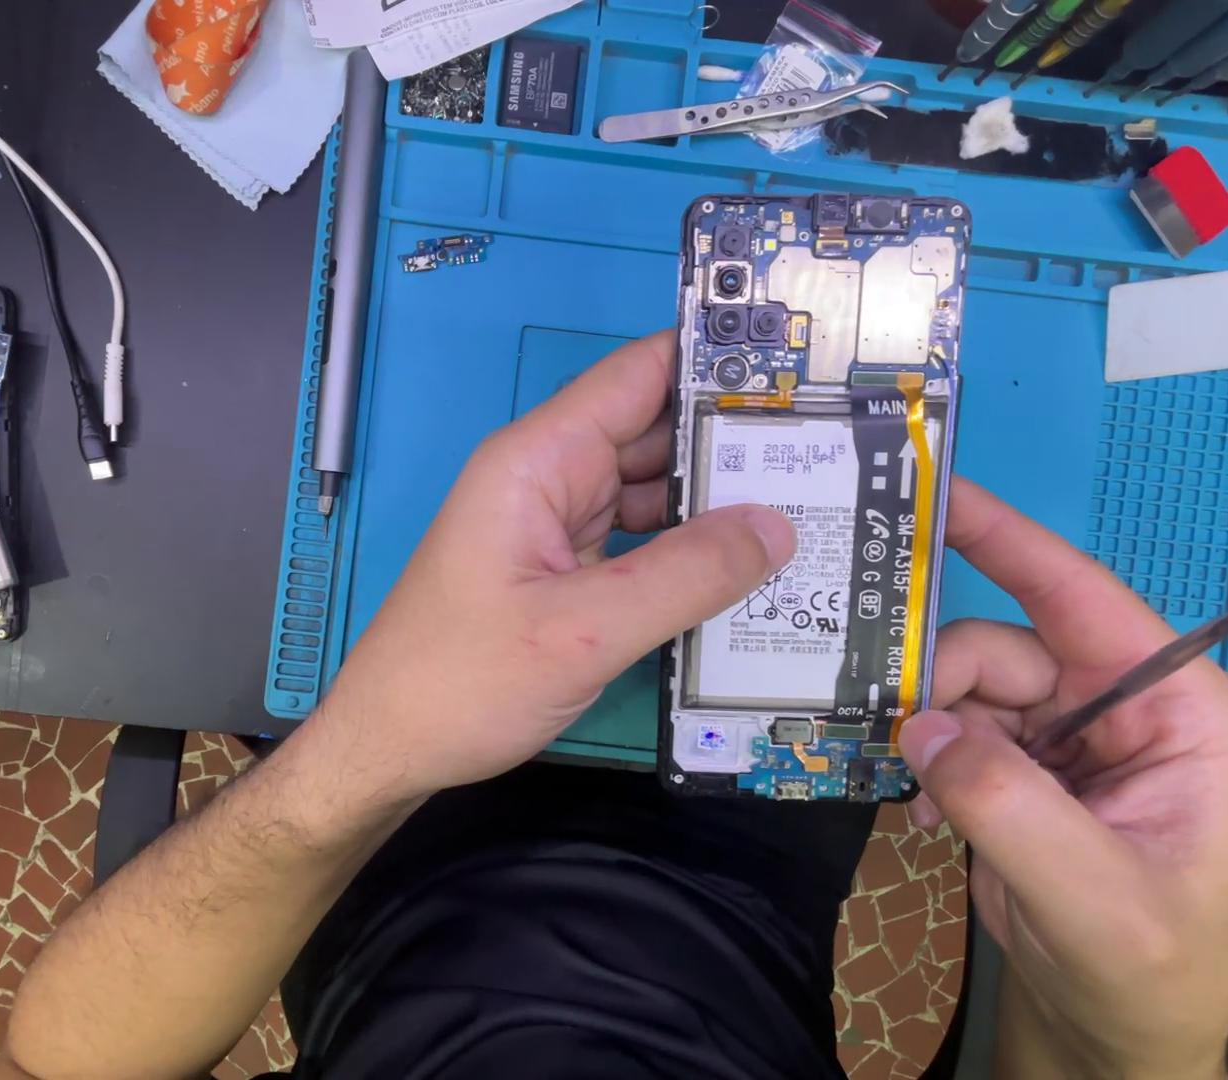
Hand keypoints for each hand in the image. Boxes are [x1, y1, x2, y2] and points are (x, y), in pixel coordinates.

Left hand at [315, 331, 794, 799]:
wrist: (393, 744)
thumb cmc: (463, 680)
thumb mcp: (582, 630)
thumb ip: (685, 576)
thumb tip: (778, 527)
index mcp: (540, 461)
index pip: (637, 377)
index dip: (714, 360)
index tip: (800, 362)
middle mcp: (550, 478)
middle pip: (654, 433)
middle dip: (735, 436)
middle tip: (834, 446)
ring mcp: (557, 526)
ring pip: (652, 491)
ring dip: (718, 499)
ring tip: (813, 501)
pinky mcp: (565, 570)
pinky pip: (639, 541)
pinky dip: (687, 548)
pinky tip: (745, 564)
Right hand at [898, 480, 1227, 1079]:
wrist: (1107, 1021)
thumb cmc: (1141, 966)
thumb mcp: (1094, 898)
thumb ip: (1009, 807)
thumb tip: (918, 724)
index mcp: (1180, 713)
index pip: (1084, 598)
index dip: (1010, 540)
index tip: (937, 495)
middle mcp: (1120, 704)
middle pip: (998, 648)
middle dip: (943, 688)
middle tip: (902, 739)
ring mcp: (1062, 729)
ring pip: (960, 683)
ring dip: (927, 731)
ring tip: (917, 791)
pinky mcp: (1016, 756)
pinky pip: (945, 722)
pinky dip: (921, 757)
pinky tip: (922, 808)